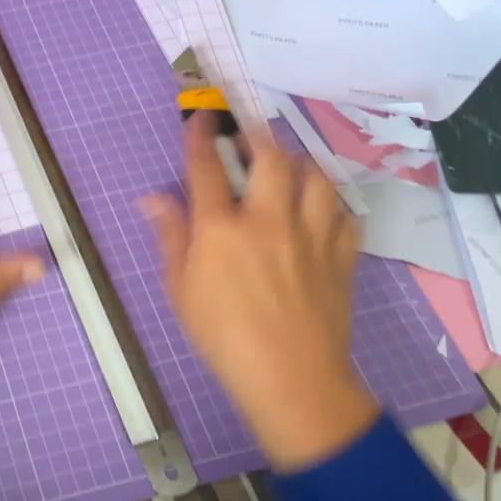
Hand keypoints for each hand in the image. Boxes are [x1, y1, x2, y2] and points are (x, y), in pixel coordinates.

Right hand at [140, 112, 378, 471]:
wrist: (294, 384)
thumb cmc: (224, 338)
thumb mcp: (180, 289)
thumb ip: (170, 237)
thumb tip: (155, 199)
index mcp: (221, 229)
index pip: (207, 166)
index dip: (201, 135)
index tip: (200, 116)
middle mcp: (267, 221)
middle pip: (270, 157)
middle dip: (257, 137)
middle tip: (247, 140)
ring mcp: (310, 238)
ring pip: (316, 178)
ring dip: (299, 165)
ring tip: (287, 169)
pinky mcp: (342, 259)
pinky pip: (345, 215)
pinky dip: (331, 204)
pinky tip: (318, 211)